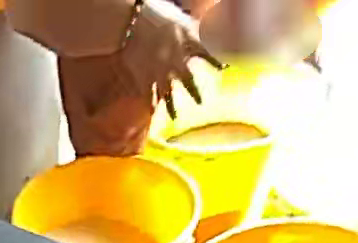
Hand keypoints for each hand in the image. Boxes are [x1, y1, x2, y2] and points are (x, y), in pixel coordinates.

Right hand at [119, 0, 212, 120]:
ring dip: (172, 107)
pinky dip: (151, 104)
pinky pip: (149, 95)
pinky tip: (153, 111)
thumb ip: (193, 23)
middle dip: (194, 92)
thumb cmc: (155, 17)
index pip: (205, 54)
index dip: (215, 61)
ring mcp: (159, 74)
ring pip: (167, 94)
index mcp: (185, 43)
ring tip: (175, 117)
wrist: (133, 27)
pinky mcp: (143, 79)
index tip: (224, 68)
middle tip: (201, 103)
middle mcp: (174, 63)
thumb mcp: (179, 18)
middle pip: (187, 81)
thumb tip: (213, 7)